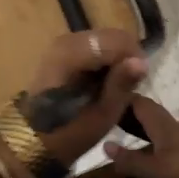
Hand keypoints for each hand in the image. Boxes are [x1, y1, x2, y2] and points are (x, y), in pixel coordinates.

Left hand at [28, 29, 146, 165]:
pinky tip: (103, 82)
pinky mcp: (63, 50)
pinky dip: (104, 61)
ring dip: (116, 60)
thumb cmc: (71, 132)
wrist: (36, 140)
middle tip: (130, 86)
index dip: (135, 59)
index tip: (140, 83)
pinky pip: (94, 46)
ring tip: (117, 86)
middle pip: (112, 37)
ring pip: (105, 40)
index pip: (118, 41)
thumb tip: (142, 62)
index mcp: (72, 52)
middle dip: (126, 58)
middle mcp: (67, 40)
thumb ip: (121, 83)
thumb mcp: (103, 114)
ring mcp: (63, 43)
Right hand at [101, 97, 178, 177]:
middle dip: (126, 112)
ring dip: (137, 127)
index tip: (100, 99)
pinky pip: (160, 140)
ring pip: (153, 126)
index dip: (120, 98)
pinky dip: (146, 141)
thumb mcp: (153, 170)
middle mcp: (171, 126)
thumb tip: (105, 144)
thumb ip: (129, 159)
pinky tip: (139, 152)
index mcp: (162, 124)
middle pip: (146, 112)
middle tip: (103, 118)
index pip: (138, 101)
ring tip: (116, 134)